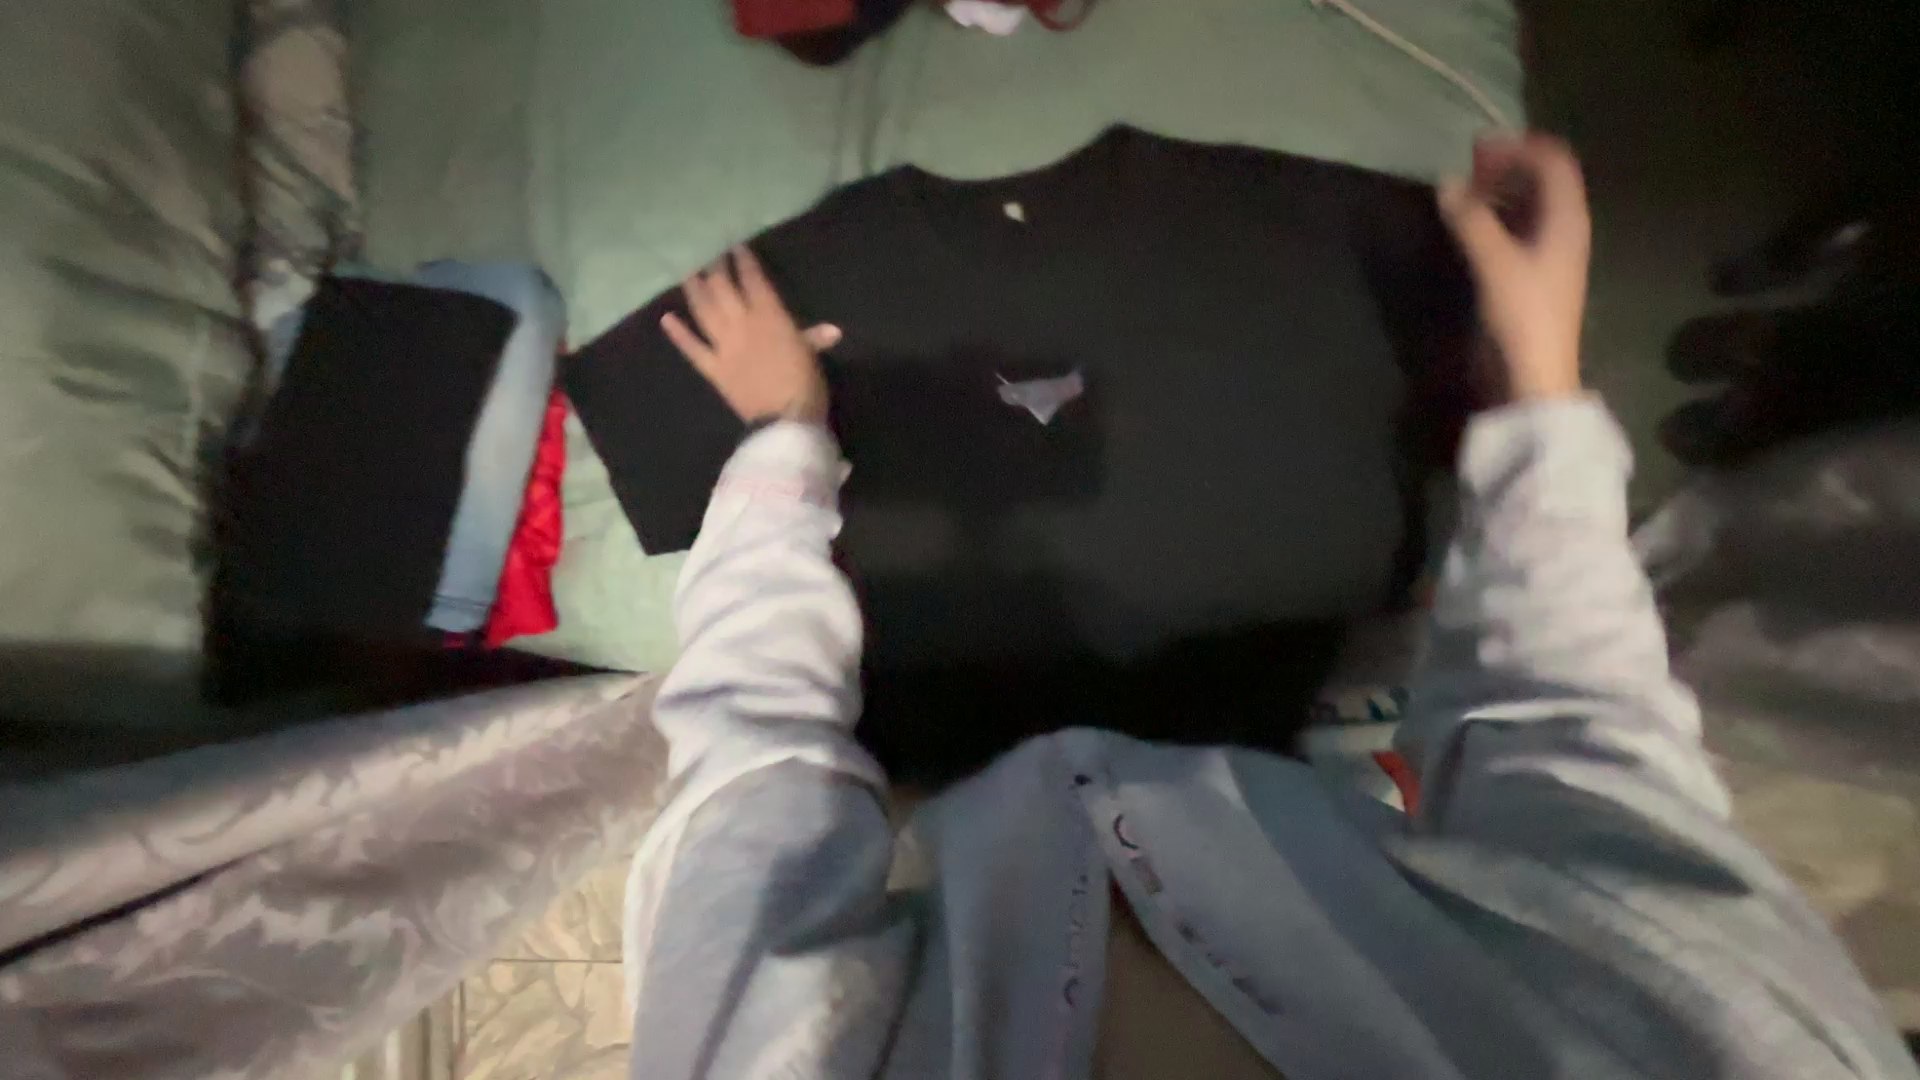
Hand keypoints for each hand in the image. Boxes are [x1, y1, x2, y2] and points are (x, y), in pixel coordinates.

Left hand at [661, 246, 841, 424]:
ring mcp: (724, 346)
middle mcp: (742, 324)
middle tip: (711, 255)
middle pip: (725, 289)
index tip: (737, 247)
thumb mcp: (812, 358)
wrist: (784, 421)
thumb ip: (813, 339)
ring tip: (689, 273)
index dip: (745, 263)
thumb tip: (833, 331)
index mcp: (770, 318)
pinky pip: (693, 349)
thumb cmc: (806, 387)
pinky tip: (667, 319)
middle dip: (717, 269)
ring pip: (705, 311)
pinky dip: (679, 334)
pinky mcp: (714, 369)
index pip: (754, 282)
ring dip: (695, 290)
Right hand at [1438, 134, 1589, 403]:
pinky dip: (1491, 221)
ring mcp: (1544, 254)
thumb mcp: (1495, 264)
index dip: (1521, 148)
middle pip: (1541, 183)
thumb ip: (1471, 222)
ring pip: (1525, 209)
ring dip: (1497, 194)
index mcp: (1567, 219)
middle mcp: (1561, 230)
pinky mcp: (1524, 277)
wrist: (1531, 372)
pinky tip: (1467, 226)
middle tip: (1467, 164)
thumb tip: (1446, 184)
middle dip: (1507, 168)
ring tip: (1462, 192)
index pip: (1553, 165)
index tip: (1480, 146)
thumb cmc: (1522, 314)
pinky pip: (1512, 234)